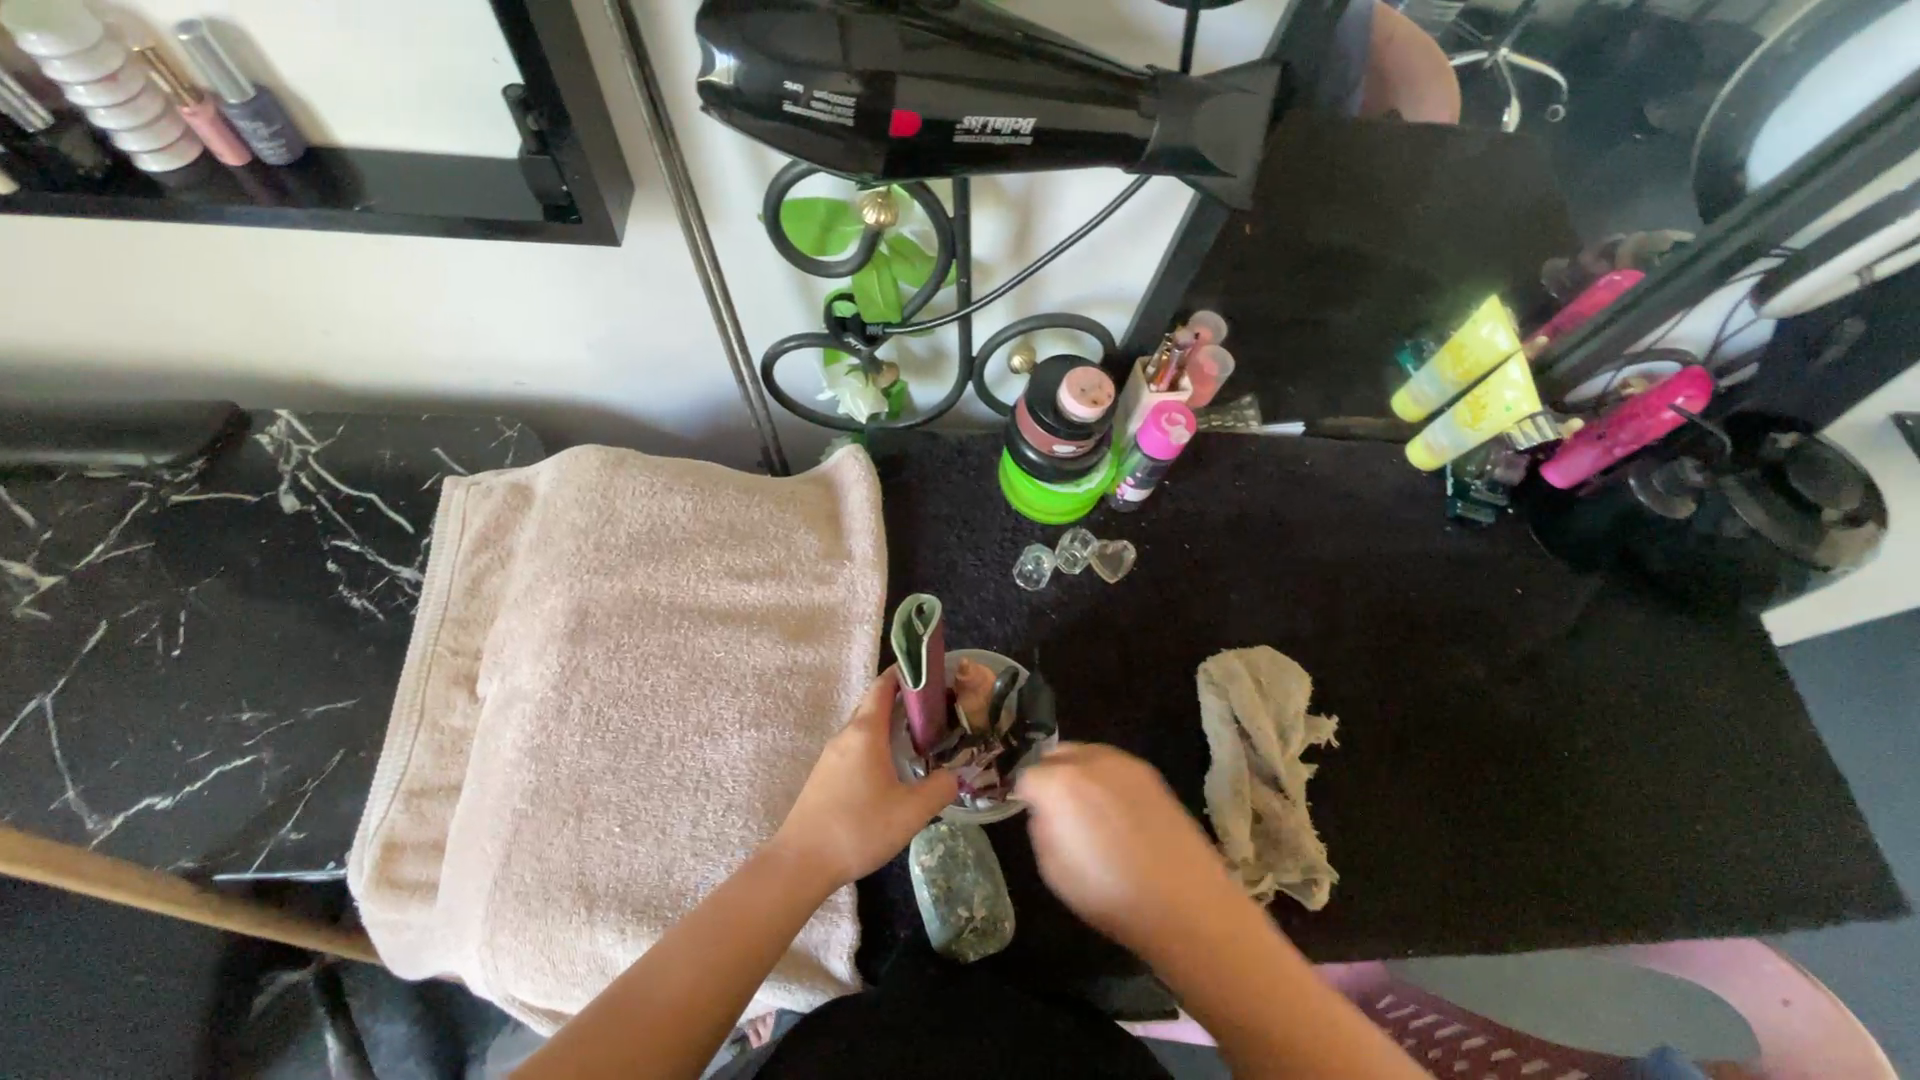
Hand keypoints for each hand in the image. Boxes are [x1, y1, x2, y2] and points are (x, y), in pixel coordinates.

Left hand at [770, 669, 958, 891]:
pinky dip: (877, 747)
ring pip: (865, 730)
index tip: (931, 671)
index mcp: (866, 732)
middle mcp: (846, 736)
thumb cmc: (858, 828)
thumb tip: (954, 775)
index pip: (883, 686)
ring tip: (921, 738)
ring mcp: (830, 757)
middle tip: (937, 709)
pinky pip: (856, 750)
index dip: (906, 673)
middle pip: (874, 705)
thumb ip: (940, 788)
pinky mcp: (825, 778)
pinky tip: (893, 770)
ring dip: (890, 727)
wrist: (801, 862)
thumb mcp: (911, 812)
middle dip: (903, 701)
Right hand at [1014, 743, 1245, 956]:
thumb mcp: (1053, 870)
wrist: (1184, 901)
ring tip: (1088, 811)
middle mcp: (1089, 761)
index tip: (1028, 816)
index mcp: (1059, 783)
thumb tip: (1045, 811)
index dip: (1023, 798)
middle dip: (1050, 776)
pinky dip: (1106, 781)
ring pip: (1087, 755)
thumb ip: (1040, 828)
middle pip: (1056, 755)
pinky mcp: (1152, 774)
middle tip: (1056, 811)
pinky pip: (1115, 767)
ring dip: (1078, 774)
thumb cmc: (1109, 893)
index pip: (1025, 777)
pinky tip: (1117, 813)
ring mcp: (1124, 763)